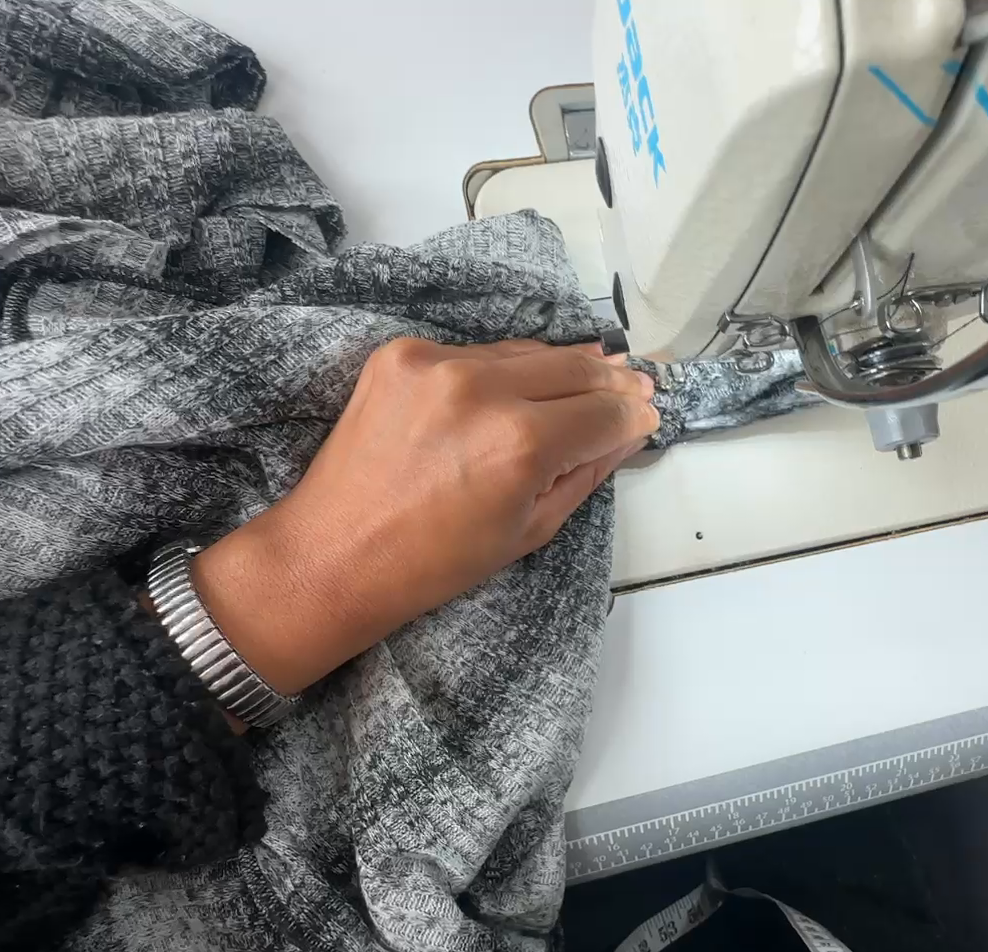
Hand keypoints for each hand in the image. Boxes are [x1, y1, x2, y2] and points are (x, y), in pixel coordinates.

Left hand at [190, 338, 658, 696]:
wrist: (337, 554)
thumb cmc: (439, 563)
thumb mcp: (532, 528)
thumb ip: (588, 471)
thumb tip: (629, 432)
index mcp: (521, 445)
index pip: (604, 411)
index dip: (634, 414)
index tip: (650, 414)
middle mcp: (482, 390)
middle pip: (574, 366)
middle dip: (612, 380)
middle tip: (636, 386)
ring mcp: (436, 363)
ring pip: (529, 352)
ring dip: (566, 367)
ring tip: (594, 377)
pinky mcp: (402, 353)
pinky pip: (480, 352)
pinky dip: (511, 368)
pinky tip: (527, 385)